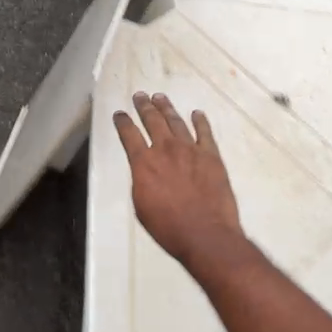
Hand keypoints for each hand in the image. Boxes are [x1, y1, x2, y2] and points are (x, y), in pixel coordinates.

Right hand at [113, 92, 248, 271]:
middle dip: (144, 106)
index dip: (122, 122)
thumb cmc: (168, 226)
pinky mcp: (212, 157)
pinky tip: (197, 113)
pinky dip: (200, 121)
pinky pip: (205, 133)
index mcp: (143, 162)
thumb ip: (141, 180)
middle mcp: (165, 149)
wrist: (206, 236)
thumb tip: (144, 169)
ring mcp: (190, 150)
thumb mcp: (141, 204)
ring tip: (160, 97)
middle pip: (152, 120)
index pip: (128, 134)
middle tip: (140, 96)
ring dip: (166, 108)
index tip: (120, 114)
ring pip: (176, 121)